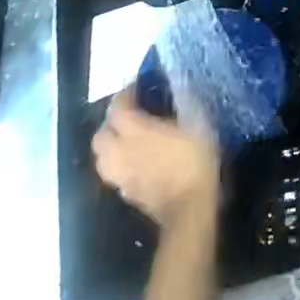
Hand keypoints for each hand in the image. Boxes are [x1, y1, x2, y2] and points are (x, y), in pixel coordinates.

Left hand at [92, 87, 220, 229]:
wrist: (190, 212)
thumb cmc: (194, 164)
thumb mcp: (198, 125)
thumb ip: (185, 104)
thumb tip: (179, 89)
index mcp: (136, 131)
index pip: (117, 108)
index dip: (124, 95)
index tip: (137, 87)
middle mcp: (122, 151)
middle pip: (100, 133)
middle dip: (110, 121)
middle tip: (129, 116)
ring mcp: (121, 175)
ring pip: (101, 156)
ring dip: (109, 144)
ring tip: (126, 139)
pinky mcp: (126, 193)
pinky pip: (112, 173)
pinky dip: (117, 164)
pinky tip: (133, 162)